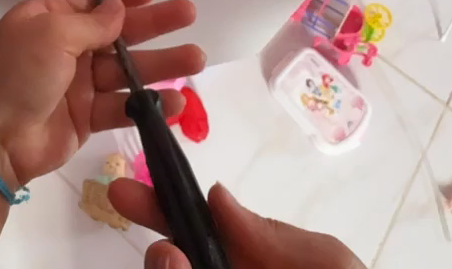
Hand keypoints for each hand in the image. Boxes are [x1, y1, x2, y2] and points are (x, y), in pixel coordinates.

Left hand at [0, 0, 202, 187]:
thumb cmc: (17, 72)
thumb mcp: (51, 34)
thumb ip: (92, 23)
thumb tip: (119, 6)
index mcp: (48, 18)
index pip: (91, 0)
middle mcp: (64, 47)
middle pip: (116, 32)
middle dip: (152, 24)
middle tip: (189, 14)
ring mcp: (76, 84)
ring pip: (125, 70)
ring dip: (160, 64)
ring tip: (196, 58)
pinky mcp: (85, 118)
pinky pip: (122, 106)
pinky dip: (149, 103)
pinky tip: (178, 101)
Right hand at [109, 181, 366, 268]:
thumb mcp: (329, 267)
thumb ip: (274, 236)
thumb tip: (215, 195)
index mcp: (249, 261)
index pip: (195, 227)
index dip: (159, 206)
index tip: (122, 191)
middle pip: (172, 265)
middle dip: (160, 257)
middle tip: (167, 257)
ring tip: (185, 267)